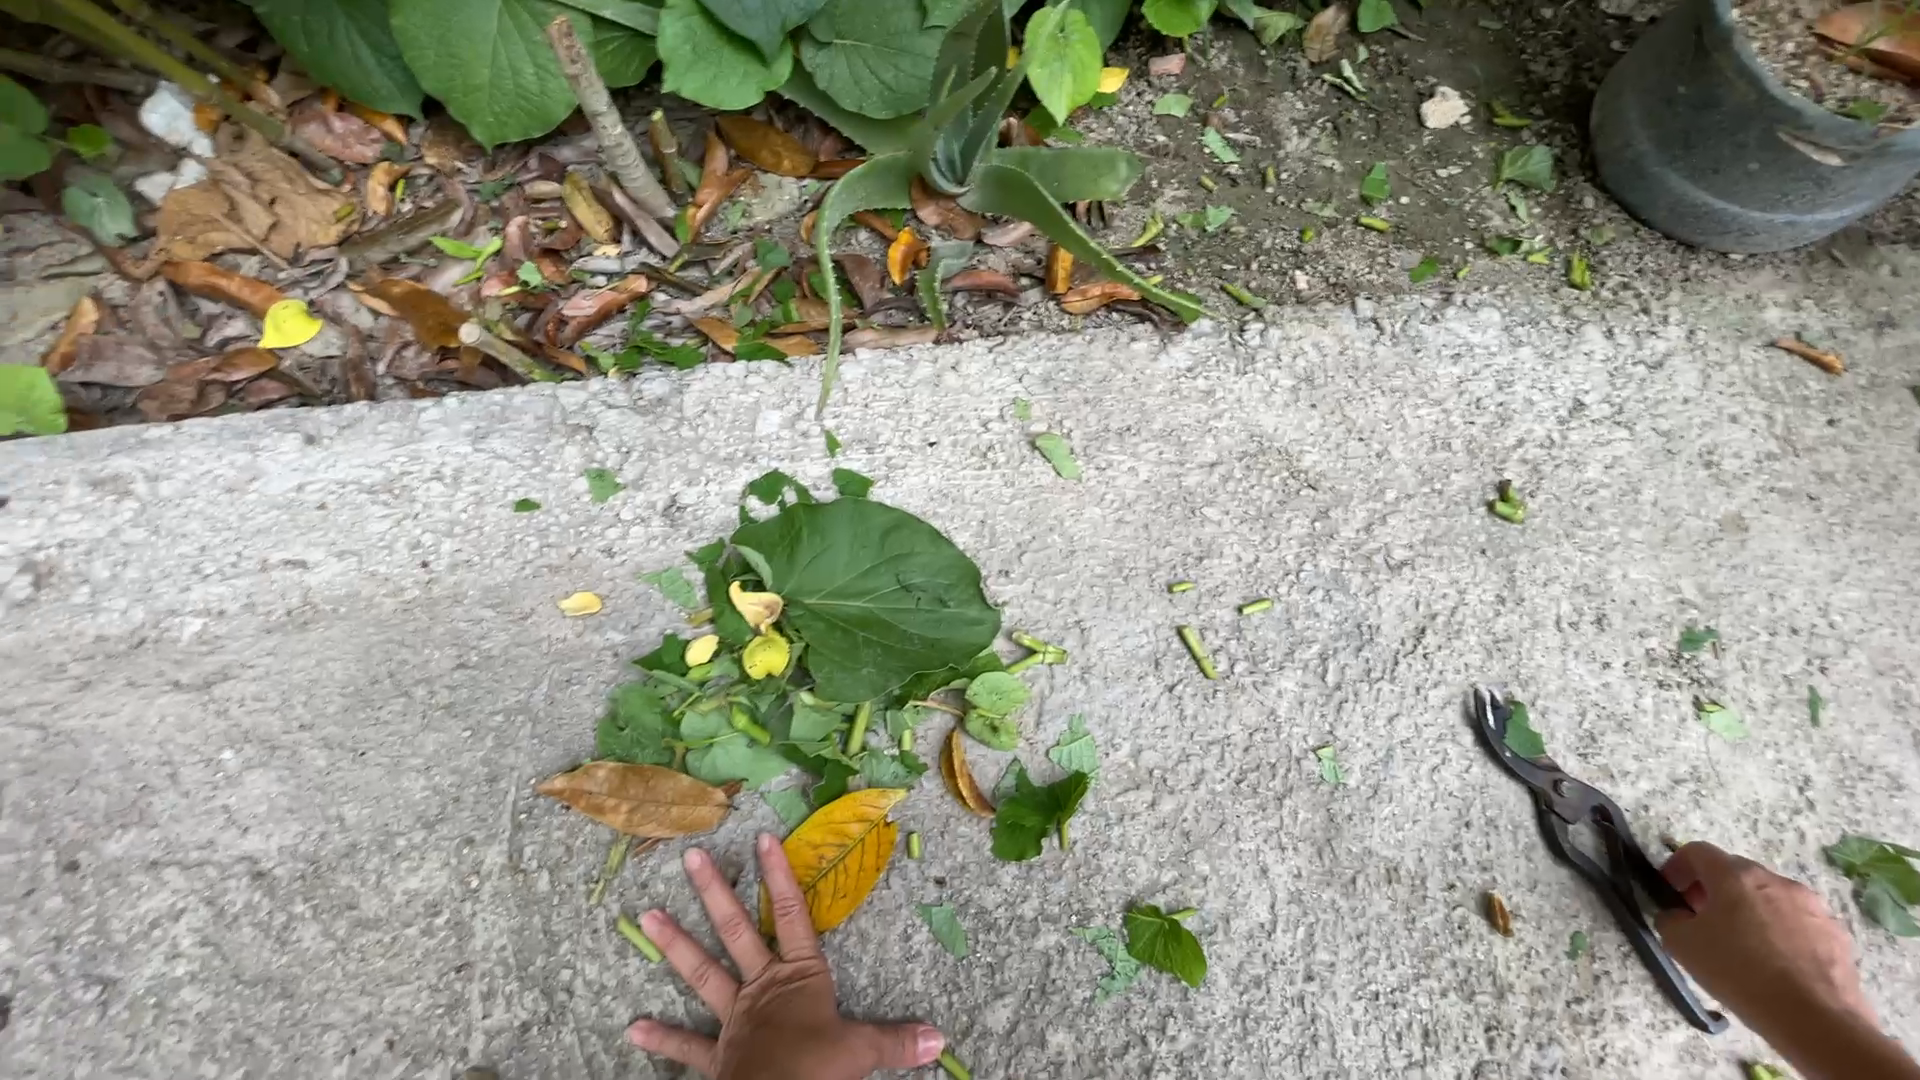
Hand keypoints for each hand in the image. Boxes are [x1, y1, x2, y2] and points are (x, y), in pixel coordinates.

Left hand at [626, 833, 945, 1079]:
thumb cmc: (815, 1070)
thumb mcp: (862, 1052)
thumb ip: (896, 1040)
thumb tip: (940, 1039)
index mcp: (798, 976)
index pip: (792, 914)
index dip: (778, 876)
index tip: (762, 836)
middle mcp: (762, 987)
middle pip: (736, 931)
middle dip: (714, 892)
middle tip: (688, 857)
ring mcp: (734, 1018)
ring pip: (702, 972)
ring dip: (675, 944)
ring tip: (646, 916)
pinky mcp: (715, 1057)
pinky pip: (687, 1047)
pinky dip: (662, 1039)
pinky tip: (634, 1027)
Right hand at [1655, 841, 1876, 1033]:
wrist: (1816, 1020)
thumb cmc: (1738, 970)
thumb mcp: (1678, 941)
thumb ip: (1671, 917)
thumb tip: (1681, 916)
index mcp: (1735, 876)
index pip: (1697, 851)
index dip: (1676, 866)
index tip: (1670, 892)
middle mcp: (1777, 882)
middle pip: (1736, 872)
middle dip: (1713, 888)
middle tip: (1701, 917)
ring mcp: (1815, 909)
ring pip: (1770, 897)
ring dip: (1749, 909)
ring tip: (1742, 942)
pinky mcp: (1839, 937)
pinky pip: (1798, 922)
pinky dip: (1780, 931)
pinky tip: (1774, 962)